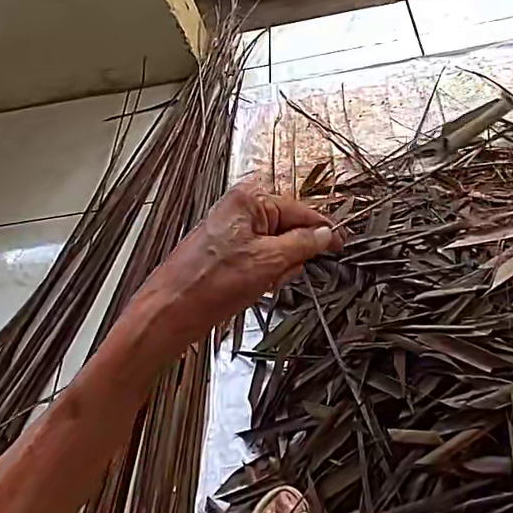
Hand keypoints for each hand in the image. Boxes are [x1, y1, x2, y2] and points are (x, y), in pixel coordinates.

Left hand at [133, 180, 342, 342]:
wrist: (171, 312)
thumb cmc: (208, 284)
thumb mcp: (269, 261)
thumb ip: (303, 244)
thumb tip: (326, 234)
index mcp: (250, 200)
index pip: (301, 210)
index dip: (323, 230)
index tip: (340, 244)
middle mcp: (240, 209)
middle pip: (289, 229)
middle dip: (292, 256)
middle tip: (279, 274)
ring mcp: (233, 231)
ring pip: (277, 248)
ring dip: (277, 269)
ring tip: (261, 284)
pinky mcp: (227, 252)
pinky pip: (261, 259)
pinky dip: (264, 275)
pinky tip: (252, 288)